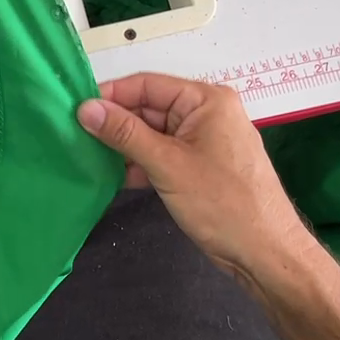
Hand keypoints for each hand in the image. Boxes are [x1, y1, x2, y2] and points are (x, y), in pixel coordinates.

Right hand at [76, 73, 315, 281]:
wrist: (265, 254)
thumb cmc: (222, 203)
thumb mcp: (167, 164)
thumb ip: (124, 134)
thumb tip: (85, 108)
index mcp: (205, 100)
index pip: (147, 85)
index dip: (110, 95)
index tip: (74, 108)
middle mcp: (204, 113)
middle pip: (148, 108)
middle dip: (114, 123)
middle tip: (74, 135)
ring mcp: (202, 141)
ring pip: (151, 134)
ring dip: (123, 146)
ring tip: (85, 155)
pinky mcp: (198, 166)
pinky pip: (161, 154)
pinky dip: (139, 163)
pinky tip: (111, 175)